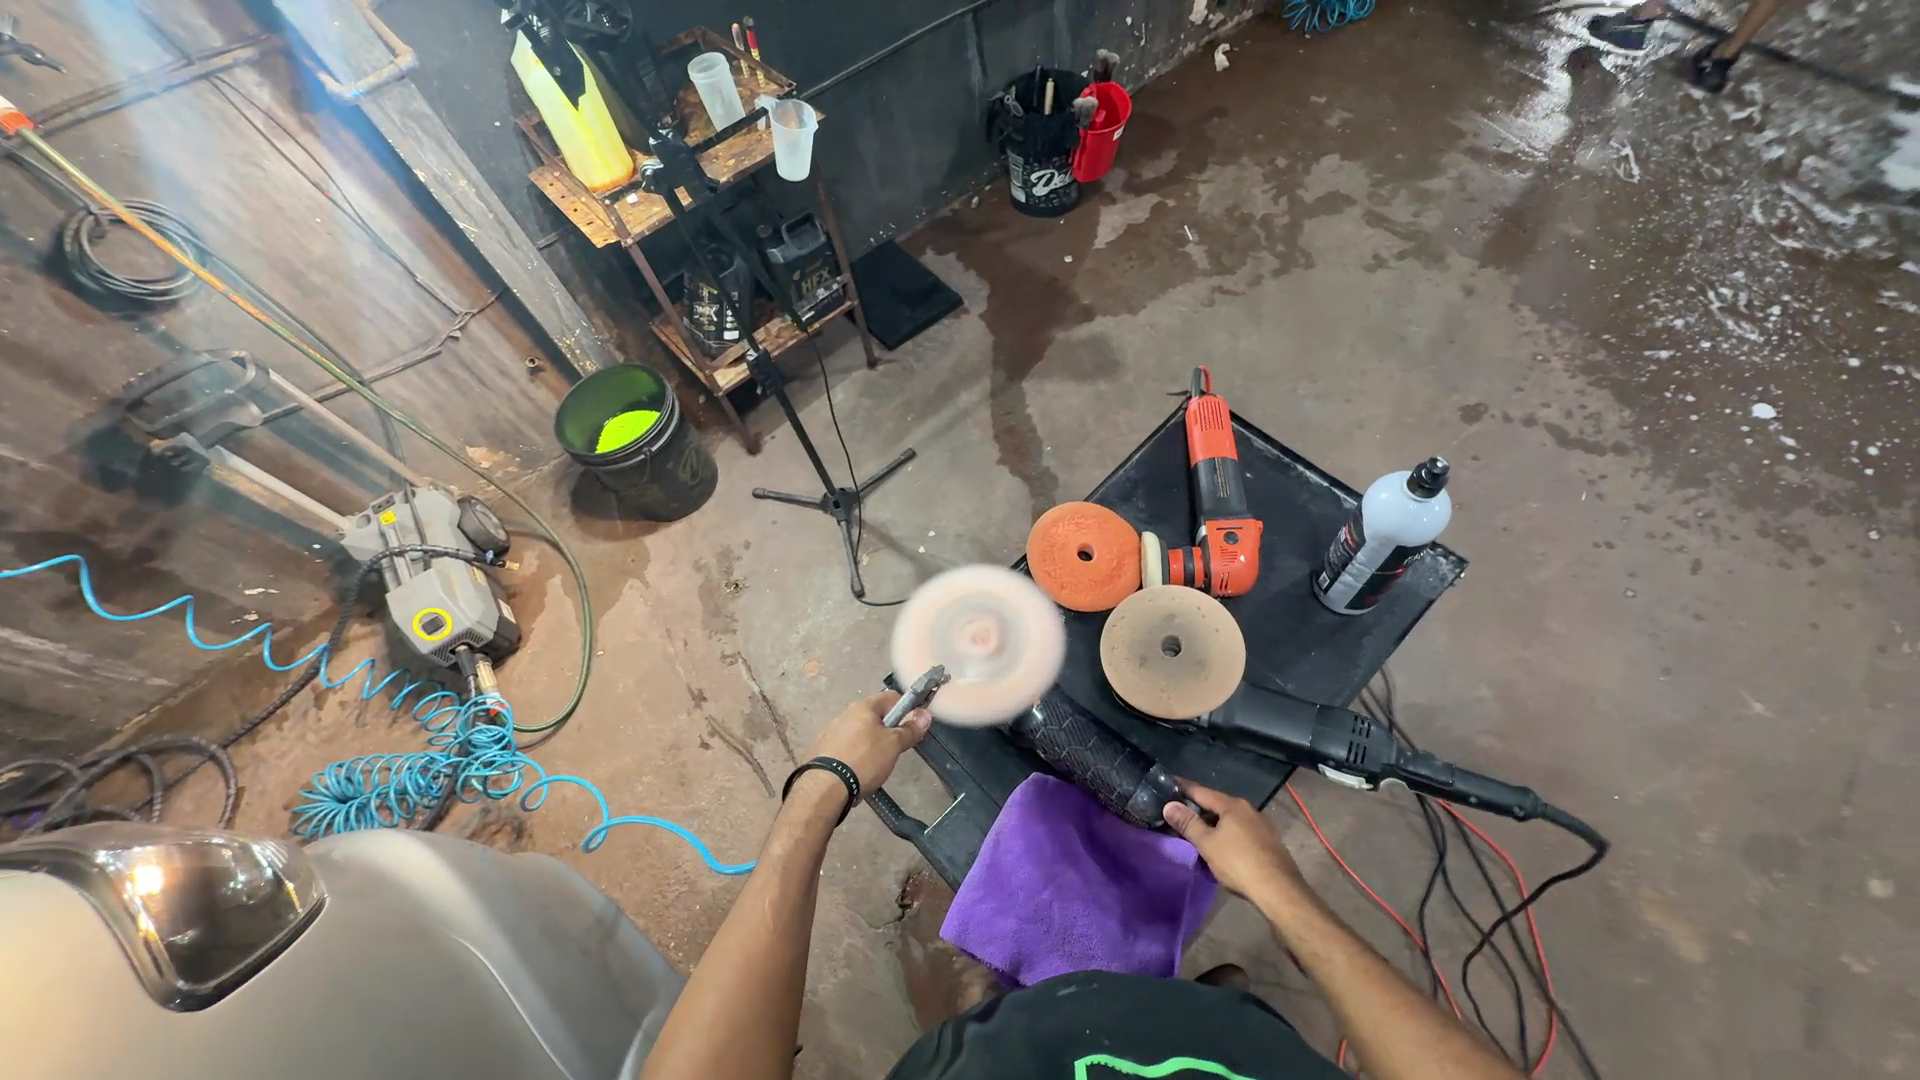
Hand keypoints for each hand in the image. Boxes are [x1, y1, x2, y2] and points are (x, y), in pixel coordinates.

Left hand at [802, 691, 930, 792]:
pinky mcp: (822, 750)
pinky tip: (857, 772)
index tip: (913, 726)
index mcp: (863, 707)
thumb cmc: (864, 760)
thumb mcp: (893, 745)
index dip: (907, 708)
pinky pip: (846, 748)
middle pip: (874, 716)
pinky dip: (855, 756)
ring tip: (876, 765)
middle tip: (895, 750)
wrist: (824, 787)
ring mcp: (831, 732)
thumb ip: (910, 730)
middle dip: (888, 730)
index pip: (892, 697)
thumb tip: (925, 714)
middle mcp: (845, 714)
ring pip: (860, 733)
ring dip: (871, 744)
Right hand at [1165, 782, 1309, 910]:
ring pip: (1230, 820)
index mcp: (1232, 805)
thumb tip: (1169, 805)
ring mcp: (1262, 826)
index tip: (1166, 785)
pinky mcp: (1269, 842)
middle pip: (1216, 805)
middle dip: (1197, 810)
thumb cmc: (1239, 864)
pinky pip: (1241, 832)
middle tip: (1177, 815)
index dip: (1182, 788)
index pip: (1200, 791)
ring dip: (1213, 824)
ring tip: (1196, 833)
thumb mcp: (1207, 844)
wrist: (1280, 891)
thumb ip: (1187, 823)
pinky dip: (1227, 835)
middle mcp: (1249, 810)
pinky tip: (1222, 848)